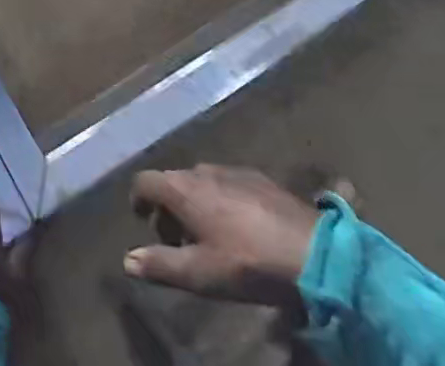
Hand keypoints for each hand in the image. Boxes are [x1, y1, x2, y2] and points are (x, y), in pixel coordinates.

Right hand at [125, 165, 318, 308]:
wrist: (318, 255)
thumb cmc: (248, 263)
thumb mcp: (200, 274)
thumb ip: (160, 265)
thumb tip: (127, 260)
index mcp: (180, 188)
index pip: (144, 182)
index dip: (139, 199)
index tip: (143, 220)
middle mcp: (201, 170)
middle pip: (173, 182)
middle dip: (170, 207)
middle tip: (179, 238)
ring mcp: (234, 171)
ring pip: (202, 182)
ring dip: (198, 203)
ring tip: (212, 234)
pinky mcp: (263, 179)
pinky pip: (230, 184)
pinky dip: (225, 200)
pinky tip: (243, 226)